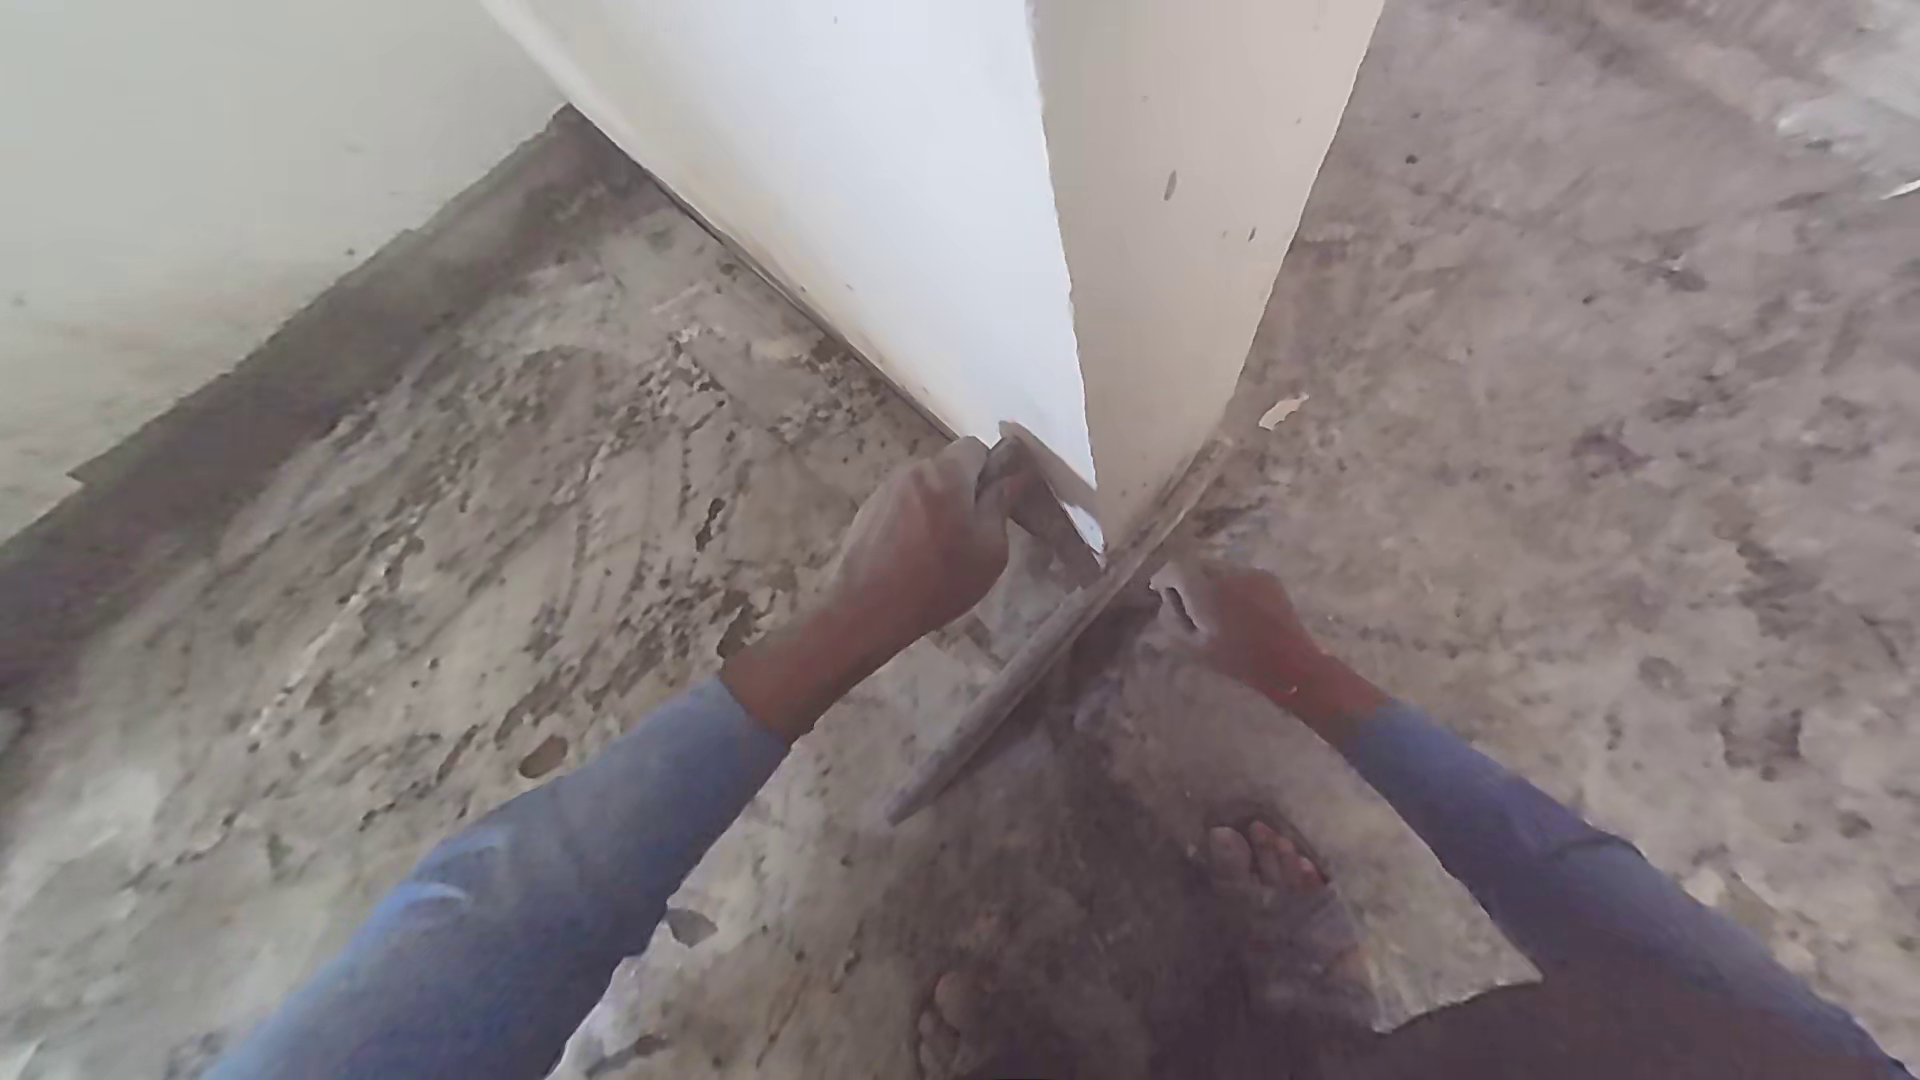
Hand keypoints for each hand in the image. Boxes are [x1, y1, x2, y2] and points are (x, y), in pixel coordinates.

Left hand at [820, 436, 1027, 652]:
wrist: (868, 608)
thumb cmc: (940, 580)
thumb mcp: (989, 549)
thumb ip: (1001, 503)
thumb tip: (1013, 475)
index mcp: (946, 473)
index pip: (976, 446)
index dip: (990, 470)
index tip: (993, 503)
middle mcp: (913, 470)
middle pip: (948, 466)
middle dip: (963, 490)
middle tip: (970, 533)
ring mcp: (886, 489)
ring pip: (924, 486)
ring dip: (937, 505)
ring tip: (937, 549)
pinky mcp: (868, 510)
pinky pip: (902, 503)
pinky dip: (913, 519)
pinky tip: (911, 554)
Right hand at [1150, 557, 1323, 695]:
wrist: (1290, 663)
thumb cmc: (1236, 659)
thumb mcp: (1191, 646)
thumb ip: (1170, 618)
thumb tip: (1166, 599)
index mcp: (1206, 590)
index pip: (1175, 566)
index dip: (1164, 576)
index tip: (1159, 590)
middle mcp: (1227, 573)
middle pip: (1195, 564)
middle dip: (1186, 579)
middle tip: (1186, 603)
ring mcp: (1249, 572)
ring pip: (1216, 568)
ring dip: (1208, 581)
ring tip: (1213, 607)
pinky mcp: (1266, 576)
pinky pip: (1237, 574)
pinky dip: (1229, 584)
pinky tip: (1236, 606)